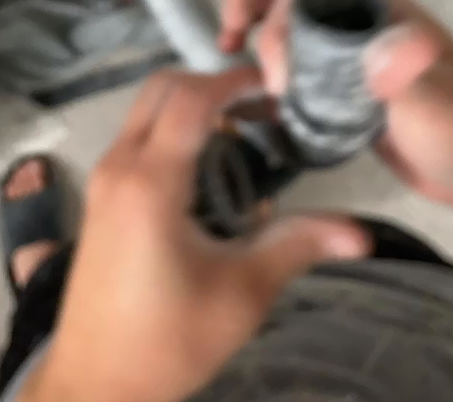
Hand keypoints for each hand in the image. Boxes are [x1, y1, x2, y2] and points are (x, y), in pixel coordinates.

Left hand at [23, 68, 369, 401]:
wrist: (94, 384)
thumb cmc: (167, 341)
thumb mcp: (239, 295)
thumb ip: (294, 247)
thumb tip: (359, 232)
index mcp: (151, 182)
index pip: (189, 99)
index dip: (232, 82)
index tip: (273, 86)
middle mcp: (120, 165)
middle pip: (162, 88)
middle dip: (211, 84)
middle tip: (259, 106)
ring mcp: (104, 177)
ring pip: (145, 108)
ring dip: (190, 103)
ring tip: (240, 128)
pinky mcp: (101, 193)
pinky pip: (137, 133)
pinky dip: (171, 125)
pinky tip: (206, 161)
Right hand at [217, 0, 452, 204]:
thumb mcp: (440, 107)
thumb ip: (410, 77)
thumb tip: (378, 49)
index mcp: (372, 4)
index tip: (243, 32)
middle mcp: (352, 16)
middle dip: (262, 31)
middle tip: (276, 86)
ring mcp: (342, 49)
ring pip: (281, 27)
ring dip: (259, 47)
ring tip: (260, 86)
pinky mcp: (336, 82)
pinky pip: (291, 63)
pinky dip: (268, 72)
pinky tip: (263, 99)